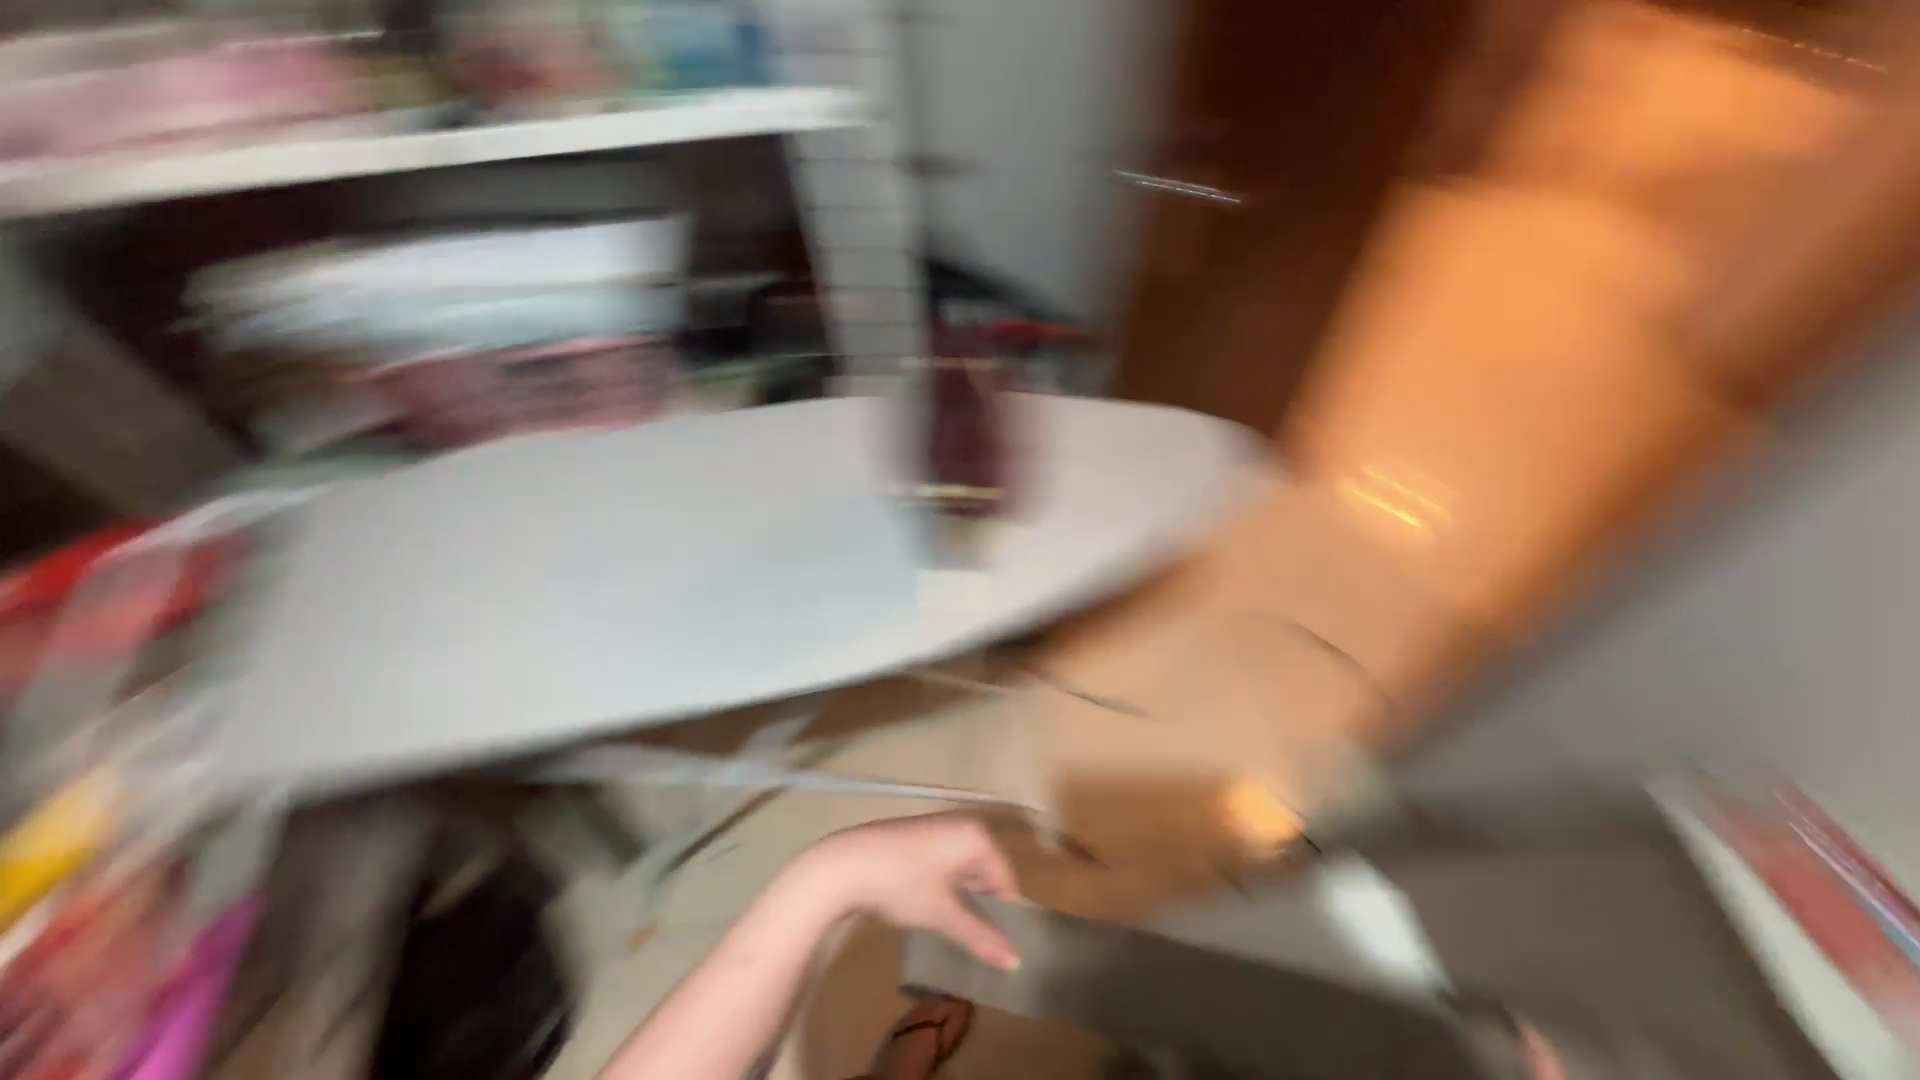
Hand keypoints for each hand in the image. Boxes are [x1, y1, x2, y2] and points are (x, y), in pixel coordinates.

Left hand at [786, 814, 1021, 970]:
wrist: (845, 864)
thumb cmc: (902, 884)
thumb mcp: (943, 914)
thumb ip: (981, 936)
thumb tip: (1015, 963)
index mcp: (977, 836)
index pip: (1006, 881)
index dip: (1003, 916)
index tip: (994, 945)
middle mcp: (963, 825)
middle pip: (986, 875)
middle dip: (981, 907)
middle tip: (971, 940)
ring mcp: (939, 828)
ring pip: (963, 872)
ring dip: (960, 899)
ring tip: (950, 928)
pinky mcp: (918, 836)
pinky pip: (945, 865)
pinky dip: (943, 887)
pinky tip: (928, 908)